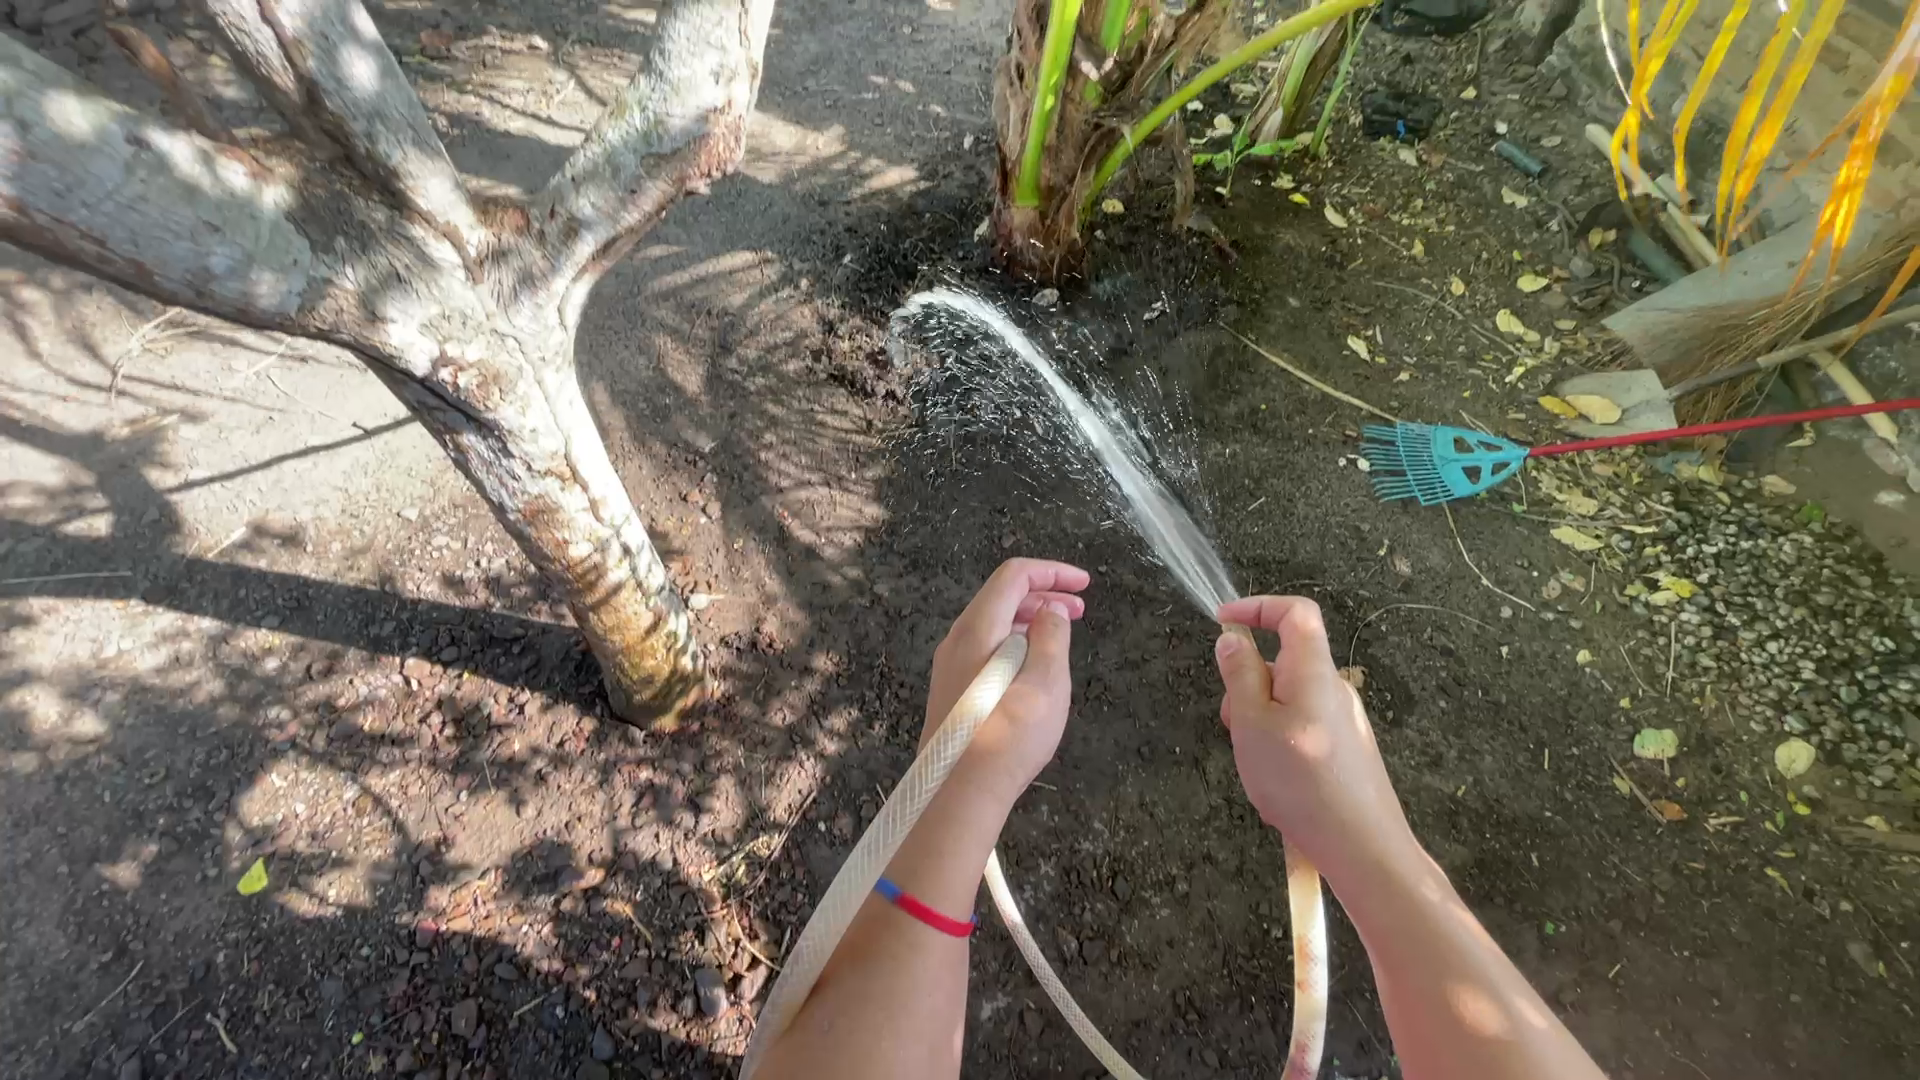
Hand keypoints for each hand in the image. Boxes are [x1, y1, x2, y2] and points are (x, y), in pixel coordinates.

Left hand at [924, 559, 1088, 799]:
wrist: (958, 793)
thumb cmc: (1009, 736)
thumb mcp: (1046, 682)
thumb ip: (1052, 636)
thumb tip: (1050, 611)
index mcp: (978, 627)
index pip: (1014, 575)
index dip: (1052, 572)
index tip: (1085, 584)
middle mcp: (958, 638)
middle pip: (1001, 596)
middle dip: (1044, 594)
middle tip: (1080, 610)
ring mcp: (950, 663)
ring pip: (994, 623)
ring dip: (1031, 619)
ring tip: (1063, 634)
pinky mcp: (951, 687)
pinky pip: (986, 647)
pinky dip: (1016, 641)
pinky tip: (1035, 664)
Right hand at [1214, 596, 1419, 890]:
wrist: (1362, 847)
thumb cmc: (1300, 782)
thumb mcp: (1252, 724)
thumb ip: (1239, 675)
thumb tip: (1231, 639)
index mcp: (1312, 671)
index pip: (1294, 612)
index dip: (1257, 606)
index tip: (1222, 621)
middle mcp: (1333, 687)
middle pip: (1284, 658)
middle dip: (1247, 680)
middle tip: (1232, 721)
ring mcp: (1342, 717)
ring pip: (1287, 695)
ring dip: (1258, 713)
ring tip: (1253, 758)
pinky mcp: (1344, 745)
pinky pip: (1299, 721)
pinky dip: (1276, 736)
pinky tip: (1275, 777)